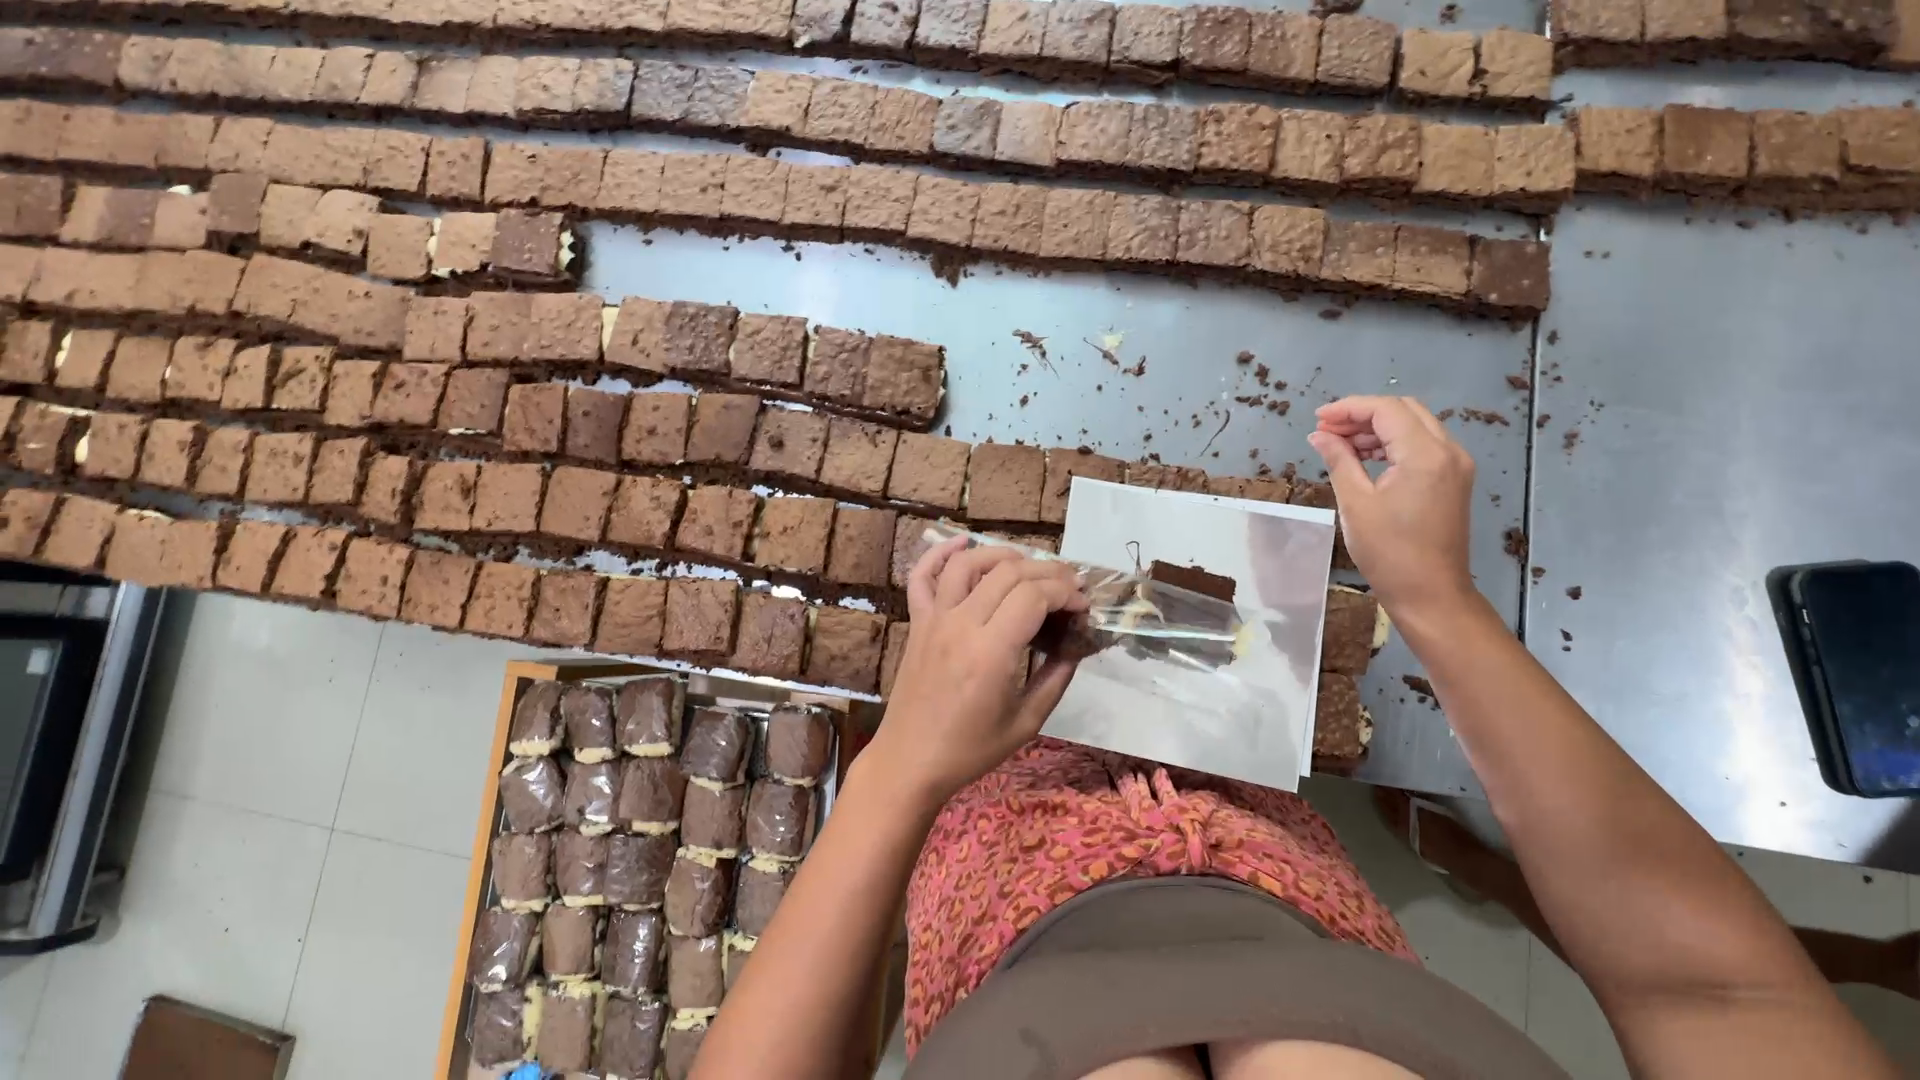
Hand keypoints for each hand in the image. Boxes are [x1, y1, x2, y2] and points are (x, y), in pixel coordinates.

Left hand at [863, 538, 1087, 806]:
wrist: (910, 761)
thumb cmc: (971, 750)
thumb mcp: (1026, 722)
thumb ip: (1055, 678)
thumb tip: (1076, 644)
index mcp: (990, 652)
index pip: (1034, 596)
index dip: (1066, 592)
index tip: (1084, 605)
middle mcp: (961, 625)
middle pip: (1009, 573)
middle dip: (1048, 572)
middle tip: (1070, 586)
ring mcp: (934, 620)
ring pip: (968, 564)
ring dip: (1004, 555)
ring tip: (1030, 566)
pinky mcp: (916, 623)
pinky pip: (921, 577)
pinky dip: (939, 554)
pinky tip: (962, 543)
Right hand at [1308, 395, 1476, 615]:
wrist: (1430, 593)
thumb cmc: (1388, 553)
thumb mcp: (1355, 504)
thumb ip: (1339, 460)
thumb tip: (1320, 435)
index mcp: (1425, 455)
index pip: (1386, 410)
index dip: (1348, 408)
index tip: (1317, 420)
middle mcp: (1448, 451)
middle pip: (1404, 411)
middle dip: (1362, 415)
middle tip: (1326, 431)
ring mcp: (1456, 465)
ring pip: (1414, 426)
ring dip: (1377, 429)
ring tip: (1340, 445)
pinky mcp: (1453, 480)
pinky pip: (1422, 446)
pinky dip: (1393, 444)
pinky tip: (1366, 458)